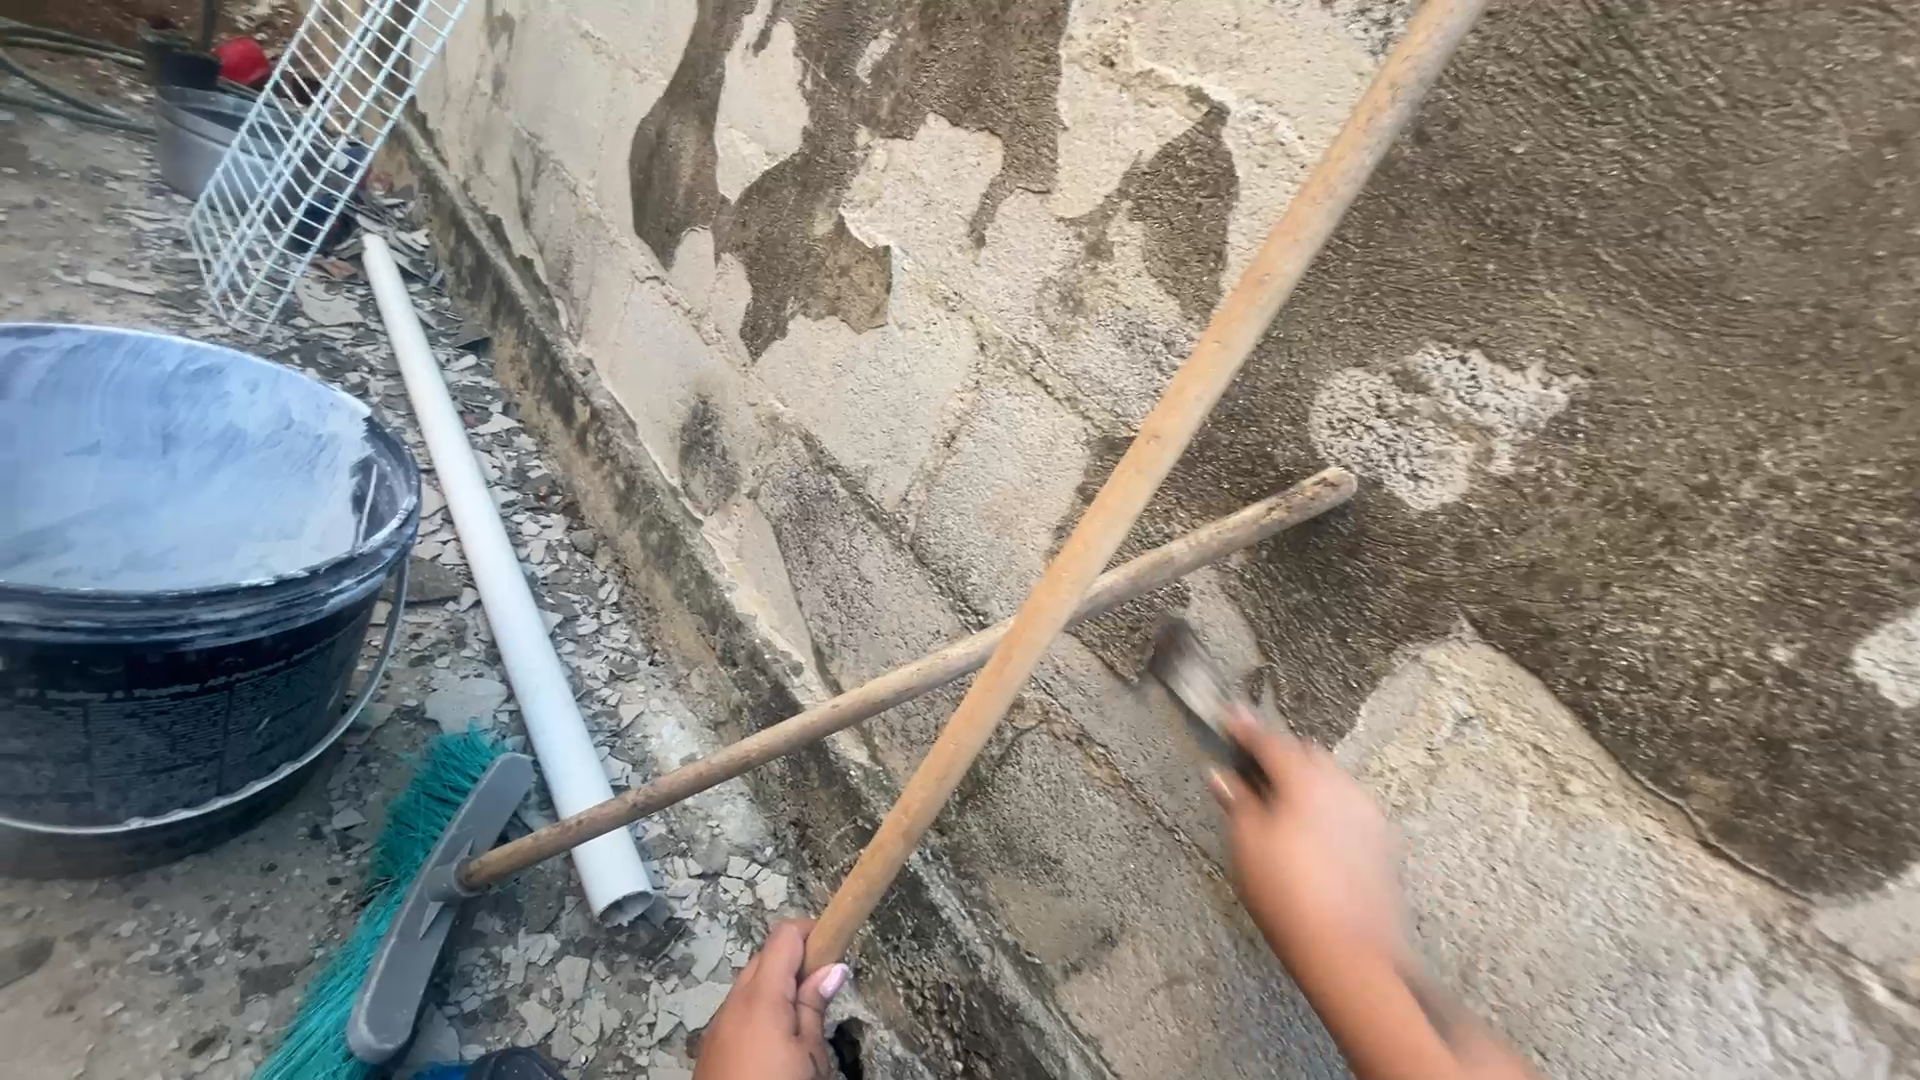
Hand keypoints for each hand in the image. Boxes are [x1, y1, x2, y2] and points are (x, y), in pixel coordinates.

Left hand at [693, 920, 851, 1079]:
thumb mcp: (811, 1057)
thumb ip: (815, 1006)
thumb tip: (833, 967)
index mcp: (762, 996)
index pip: (785, 935)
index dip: (811, 934)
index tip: (833, 952)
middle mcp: (734, 1001)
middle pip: (766, 956)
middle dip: (795, 962)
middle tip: (820, 992)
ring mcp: (717, 1024)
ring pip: (750, 983)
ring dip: (776, 987)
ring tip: (799, 1024)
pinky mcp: (709, 1047)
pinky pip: (737, 1010)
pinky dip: (758, 1011)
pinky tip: (773, 1045)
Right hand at [1208, 708, 1407, 971]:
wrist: (1351, 954)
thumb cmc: (1287, 896)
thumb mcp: (1248, 844)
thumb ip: (1237, 801)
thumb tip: (1222, 775)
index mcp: (1305, 781)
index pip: (1270, 740)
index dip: (1245, 727)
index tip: (1230, 715)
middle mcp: (1342, 787)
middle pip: (1307, 753)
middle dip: (1280, 753)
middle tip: (1253, 770)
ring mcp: (1368, 814)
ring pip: (1332, 778)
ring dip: (1306, 779)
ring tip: (1282, 803)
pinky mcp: (1384, 842)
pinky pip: (1349, 805)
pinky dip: (1327, 804)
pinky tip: (1312, 832)